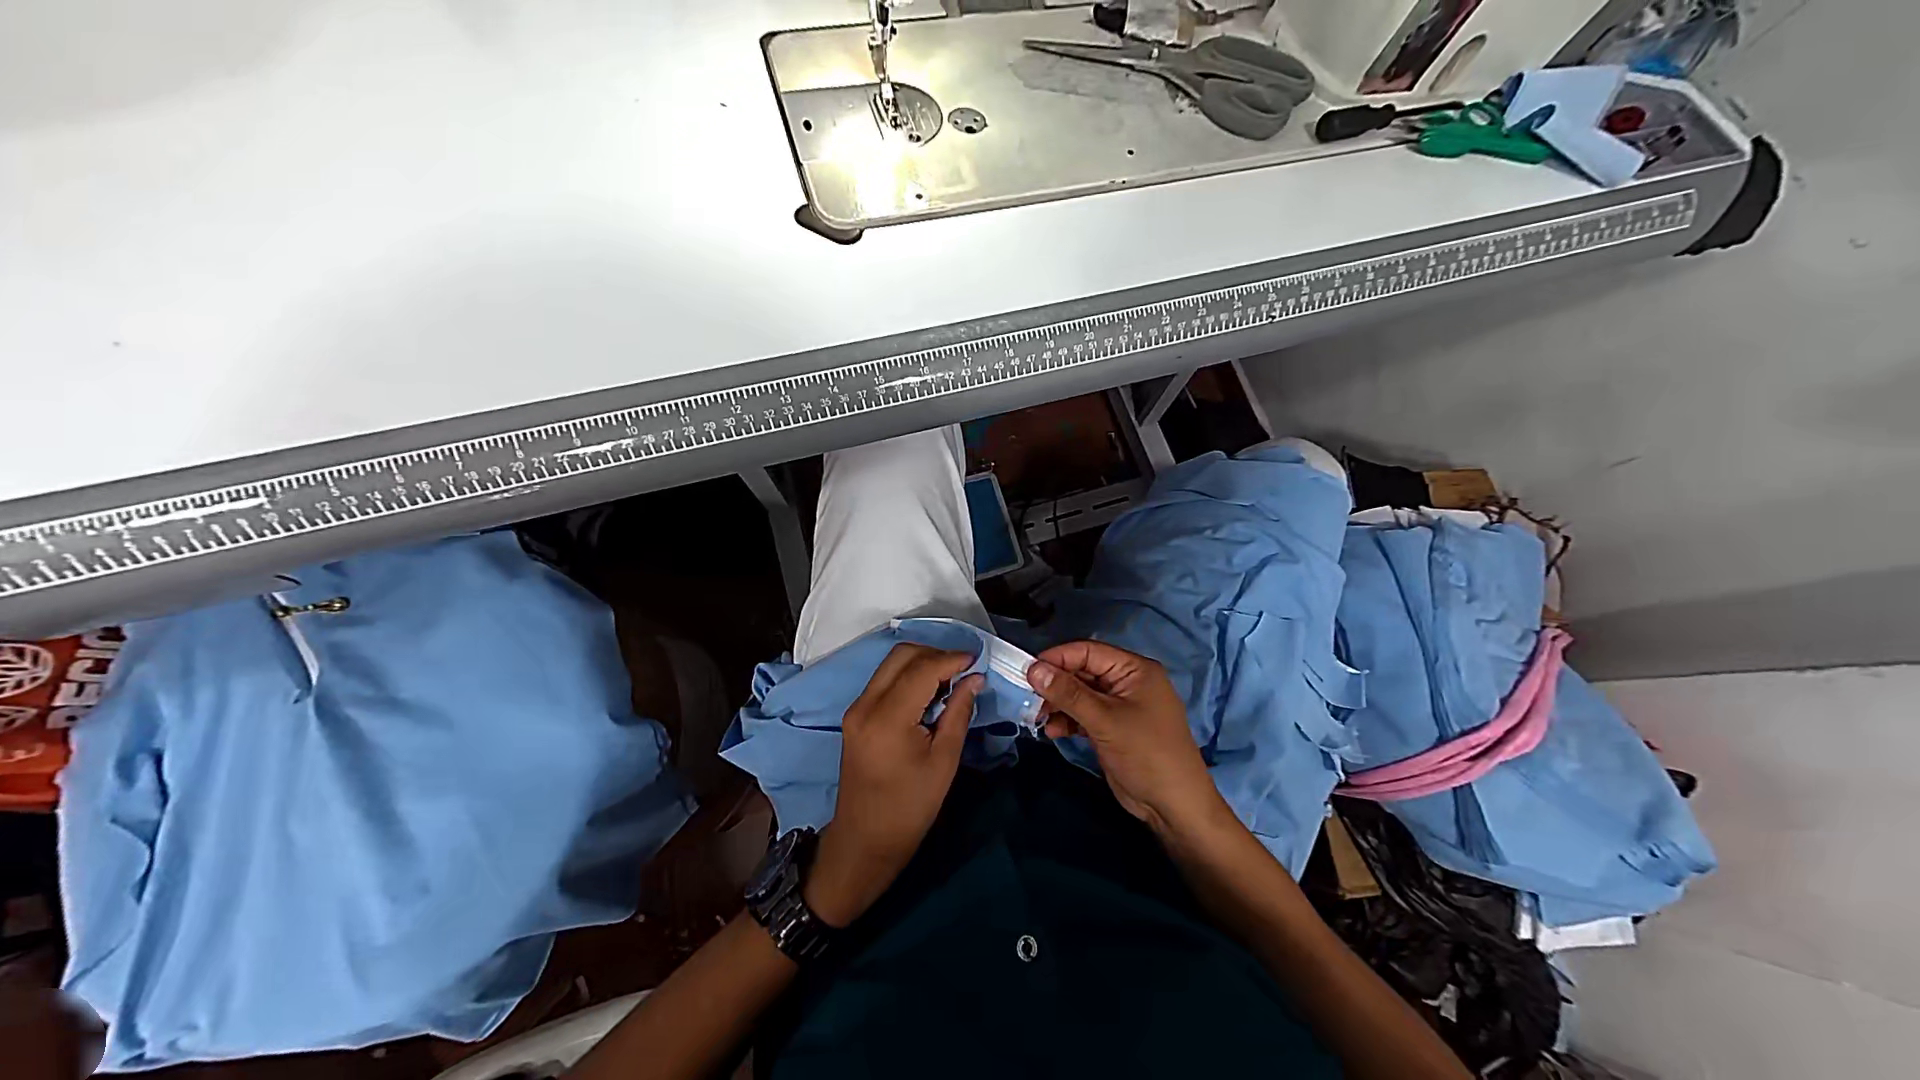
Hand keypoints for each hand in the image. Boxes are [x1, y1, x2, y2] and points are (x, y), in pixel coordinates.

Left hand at [805, 644, 981, 926]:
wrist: (864, 842)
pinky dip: (908, 676)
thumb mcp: (944, 762)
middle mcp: (865, 704)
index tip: (978, 660)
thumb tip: (974, 679)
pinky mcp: (855, 716)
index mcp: (887, 717)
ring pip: (891, 664)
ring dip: (921, 663)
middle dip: (935, 654)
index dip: (952, 659)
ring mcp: (856, 709)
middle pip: (901, 655)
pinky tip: (930, 692)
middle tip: (965, 668)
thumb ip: (958, 713)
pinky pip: (884, 680)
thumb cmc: (909, 808)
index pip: (921, 668)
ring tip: (952, 678)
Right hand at [1028, 641, 1225, 836]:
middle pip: (1082, 672)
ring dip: (1058, 704)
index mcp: (1134, 670)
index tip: (1026, 670)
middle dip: (1055, 684)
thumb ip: (1068, 693)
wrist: (1173, 806)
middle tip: (1028, 697)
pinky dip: (1067, 720)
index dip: (1057, 658)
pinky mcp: (1112, 728)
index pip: (1088, 652)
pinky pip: (1083, 714)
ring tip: (1037, 717)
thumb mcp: (1105, 721)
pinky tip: (1053, 731)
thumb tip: (1033, 668)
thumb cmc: (1146, 754)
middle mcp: (1127, 682)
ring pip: (1080, 694)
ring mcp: (1120, 706)